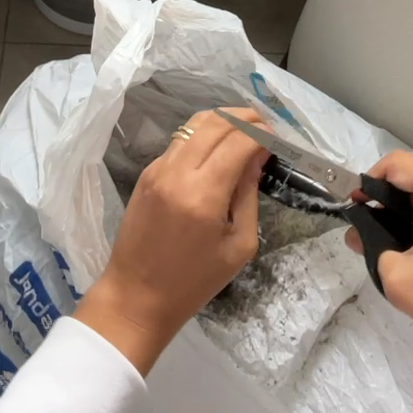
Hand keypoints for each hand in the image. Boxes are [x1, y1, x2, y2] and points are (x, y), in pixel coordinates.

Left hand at [74, 107, 268, 374]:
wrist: (136, 296)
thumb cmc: (194, 282)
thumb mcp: (238, 246)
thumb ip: (249, 195)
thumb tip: (257, 156)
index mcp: (204, 195)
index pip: (238, 141)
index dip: (261, 132)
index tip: (276, 137)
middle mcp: (178, 172)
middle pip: (216, 122)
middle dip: (245, 117)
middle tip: (264, 125)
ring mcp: (158, 168)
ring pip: (194, 123)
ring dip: (222, 119)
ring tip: (243, 127)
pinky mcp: (147, 172)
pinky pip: (180, 140)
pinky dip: (203, 135)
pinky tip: (216, 148)